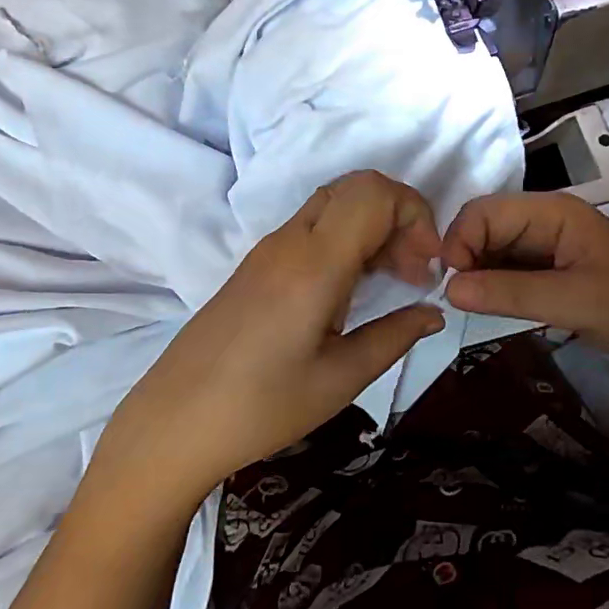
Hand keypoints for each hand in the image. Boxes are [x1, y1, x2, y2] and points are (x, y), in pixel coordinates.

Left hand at [104, 171, 447, 497]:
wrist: (175, 421)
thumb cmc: (261, 408)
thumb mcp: (339, 379)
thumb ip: (394, 336)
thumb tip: (433, 312)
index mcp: (314, 264)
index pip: (374, 193)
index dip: (415, 215)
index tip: (426, 267)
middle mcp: (289, 242)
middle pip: (355, 187)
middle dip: (398, 216)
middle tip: (412, 273)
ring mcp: (266, 250)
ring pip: (332, 204)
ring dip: (371, 228)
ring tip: (389, 283)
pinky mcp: (254, 265)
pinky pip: (310, 228)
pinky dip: (344, 240)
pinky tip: (351, 290)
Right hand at [442, 192, 608, 353]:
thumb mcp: (572, 300)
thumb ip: (509, 292)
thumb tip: (447, 289)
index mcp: (552, 212)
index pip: (484, 212)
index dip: (459, 242)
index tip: (449, 284)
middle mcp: (541, 222)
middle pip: (481, 228)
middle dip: (462, 259)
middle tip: (453, 300)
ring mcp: (542, 246)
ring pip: (488, 251)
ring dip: (473, 275)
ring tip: (467, 307)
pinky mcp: (542, 271)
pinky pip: (502, 271)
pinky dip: (488, 287)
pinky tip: (485, 308)